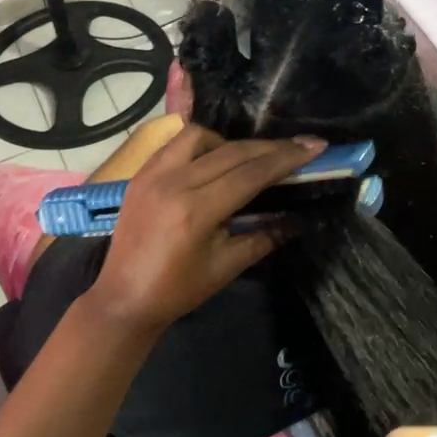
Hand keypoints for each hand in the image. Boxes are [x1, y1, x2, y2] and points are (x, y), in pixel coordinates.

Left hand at [89, 123, 323, 333]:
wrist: (122, 300)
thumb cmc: (177, 290)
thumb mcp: (226, 267)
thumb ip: (263, 237)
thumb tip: (297, 220)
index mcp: (195, 211)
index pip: (251, 174)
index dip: (286, 158)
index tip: (314, 147)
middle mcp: (174, 184)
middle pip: (233, 151)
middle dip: (271, 147)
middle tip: (300, 145)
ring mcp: (152, 175)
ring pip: (200, 137)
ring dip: (231, 142)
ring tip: (246, 161)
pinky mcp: (140, 174)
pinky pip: (175, 144)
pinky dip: (201, 145)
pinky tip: (214, 160)